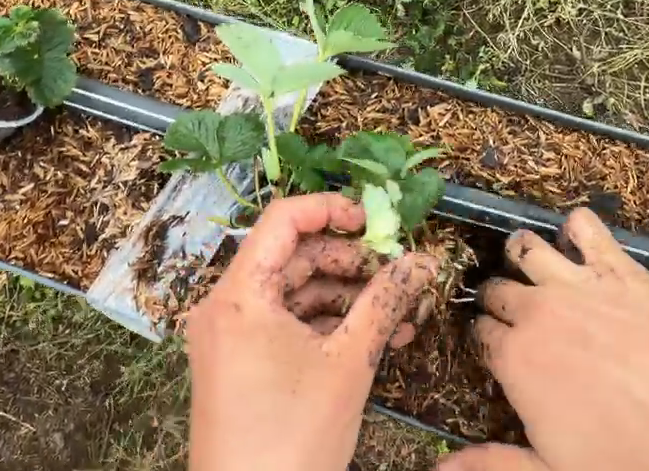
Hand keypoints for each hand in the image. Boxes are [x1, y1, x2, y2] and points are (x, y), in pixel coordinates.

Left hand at [186, 193, 439, 470]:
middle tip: (397, 273)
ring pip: (294, 291)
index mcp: (239, 294)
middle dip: (350, 262)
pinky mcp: (239, 361)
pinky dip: (327, 323)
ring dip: (347, 296)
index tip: (374, 223)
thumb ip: (386, 302)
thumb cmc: (293, 438)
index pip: (283, 218)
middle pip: (293, 255)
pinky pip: (285, 322)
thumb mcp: (349, 364)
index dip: (331, 210)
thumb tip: (423, 261)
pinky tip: (376, 336)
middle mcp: (225, 305)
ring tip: (400, 311)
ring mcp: (230, 335)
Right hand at [443, 208, 648, 470]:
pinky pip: (582, 226)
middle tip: (512, 312)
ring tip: (530, 266)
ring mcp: (577, 282)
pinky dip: (574, 228)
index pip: (479, 332)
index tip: (494, 346)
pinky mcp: (618, 266)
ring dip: (522, 255)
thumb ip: (491, 465)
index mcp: (516, 359)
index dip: (485, 338)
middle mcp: (537, 310)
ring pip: (526, 248)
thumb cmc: (629, 459)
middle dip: (498, 298)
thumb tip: (439, 467)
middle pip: (497, 288)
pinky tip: (578, 241)